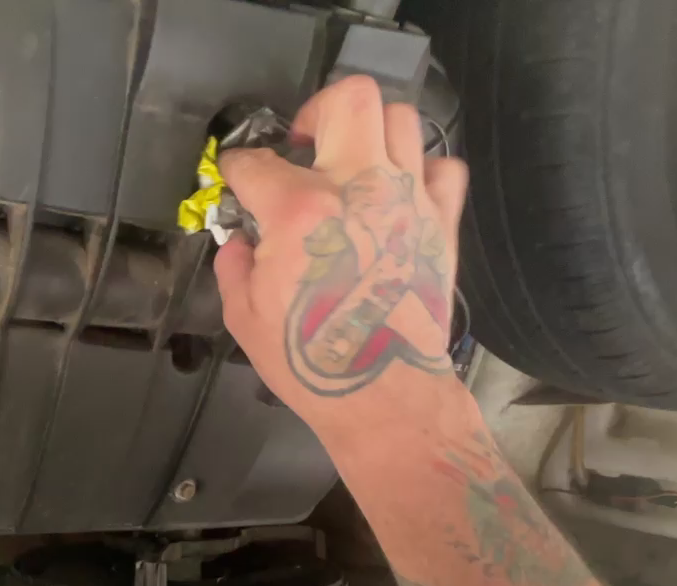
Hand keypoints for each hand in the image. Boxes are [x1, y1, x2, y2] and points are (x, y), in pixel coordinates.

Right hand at [215, 76, 469, 432]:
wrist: (381, 393)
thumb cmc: (305, 360)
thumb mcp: (244, 319)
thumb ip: (234, 268)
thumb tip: (240, 242)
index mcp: (298, 213)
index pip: (256, 164)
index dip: (236, 166)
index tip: (234, 174)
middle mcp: (357, 187)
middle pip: (348, 100)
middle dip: (316, 113)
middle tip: (302, 146)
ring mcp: (407, 199)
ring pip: (400, 120)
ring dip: (367, 136)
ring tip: (349, 169)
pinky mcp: (442, 221)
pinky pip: (440, 167)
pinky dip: (417, 171)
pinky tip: (395, 197)